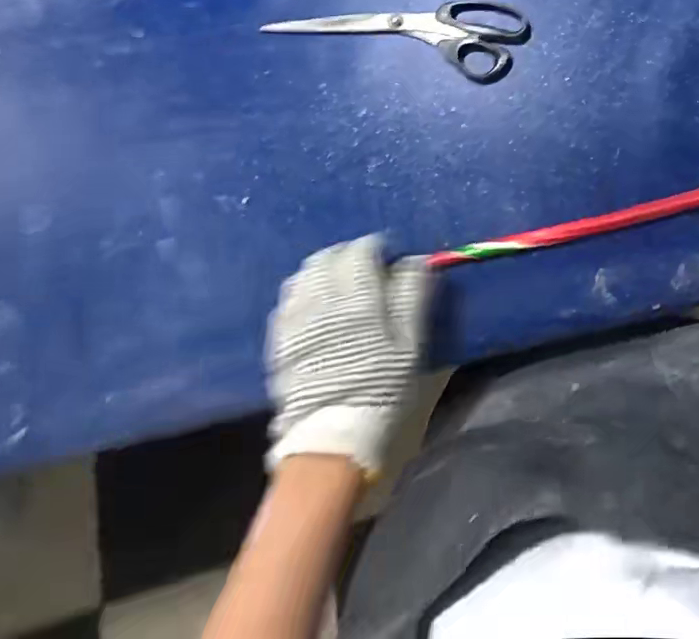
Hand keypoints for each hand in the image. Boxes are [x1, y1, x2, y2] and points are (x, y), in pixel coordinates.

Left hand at [266, 234, 430, 474]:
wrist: (334, 448)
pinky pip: (289, 301)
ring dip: (325, 272)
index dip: (379, 250)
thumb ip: (413, 301)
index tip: (392, 262)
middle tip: (367, 273)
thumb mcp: (412, 350)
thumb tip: (416, 265)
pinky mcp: (282, 340)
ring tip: (340, 288)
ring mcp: (298, 319)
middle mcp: (324, 299)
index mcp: (361, 298)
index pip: (365, 250)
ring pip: (306, 273)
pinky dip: (305, 294)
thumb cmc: (385, 399)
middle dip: (350, 257)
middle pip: (331, 256)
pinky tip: (316, 308)